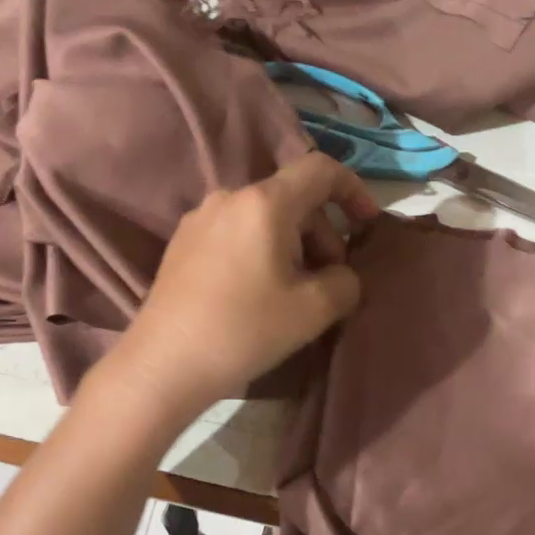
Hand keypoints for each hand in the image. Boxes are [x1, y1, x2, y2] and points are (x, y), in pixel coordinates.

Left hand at [107, 152, 378, 414]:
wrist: (165, 364)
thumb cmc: (245, 330)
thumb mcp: (314, 310)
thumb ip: (345, 282)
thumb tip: (342, 276)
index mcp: (264, 203)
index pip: (321, 169)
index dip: (354, 190)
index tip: (369, 225)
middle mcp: (230, 197)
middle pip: (293, 198)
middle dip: (324, 233)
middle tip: (333, 280)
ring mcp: (201, 220)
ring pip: (265, 218)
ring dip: (295, 246)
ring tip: (299, 292)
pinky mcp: (184, 245)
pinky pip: (239, 234)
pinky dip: (264, 252)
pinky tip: (262, 294)